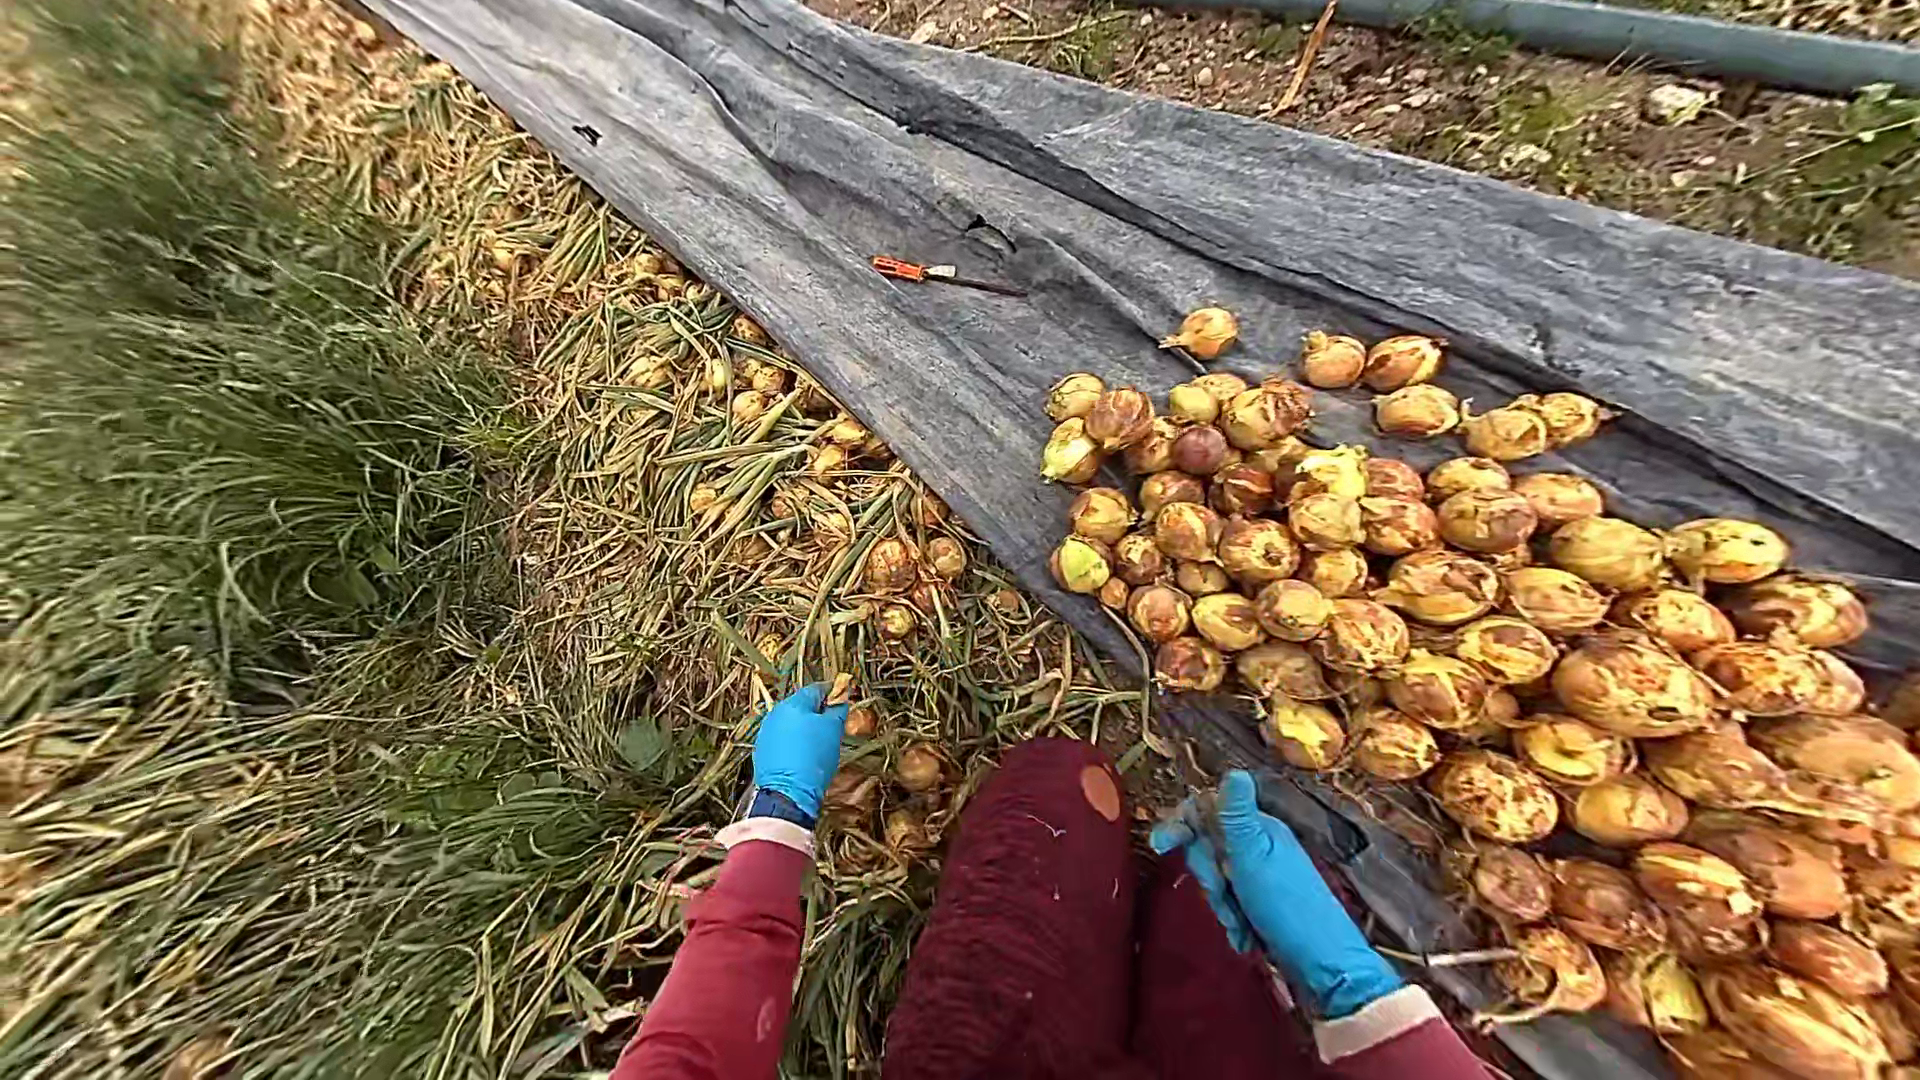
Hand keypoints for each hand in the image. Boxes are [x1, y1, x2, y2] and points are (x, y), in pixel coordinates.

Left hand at [751, 684, 849, 817]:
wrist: (787, 794)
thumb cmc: (813, 757)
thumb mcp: (833, 730)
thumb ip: (838, 709)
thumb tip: (841, 696)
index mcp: (793, 704)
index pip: (817, 689)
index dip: (833, 693)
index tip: (844, 700)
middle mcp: (776, 714)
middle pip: (802, 705)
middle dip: (819, 712)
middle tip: (834, 724)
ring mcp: (766, 733)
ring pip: (792, 722)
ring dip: (806, 727)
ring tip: (820, 742)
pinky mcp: (763, 751)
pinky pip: (783, 739)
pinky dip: (795, 742)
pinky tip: (804, 754)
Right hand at [1150, 770, 1402, 1018]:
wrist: (1327, 971)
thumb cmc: (1286, 906)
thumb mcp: (1252, 856)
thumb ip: (1235, 814)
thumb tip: (1234, 770)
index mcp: (1257, 827)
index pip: (1205, 810)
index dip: (1181, 825)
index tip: (1162, 846)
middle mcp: (1257, 844)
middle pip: (1206, 844)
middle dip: (1206, 872)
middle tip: (1220, 891)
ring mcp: (1259, 875)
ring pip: (1215, 876)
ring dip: (1220, 901)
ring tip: (1237, 924)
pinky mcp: (1260, 903)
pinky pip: (1230, 901)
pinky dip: (1232, 919)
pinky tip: (1243, 935)